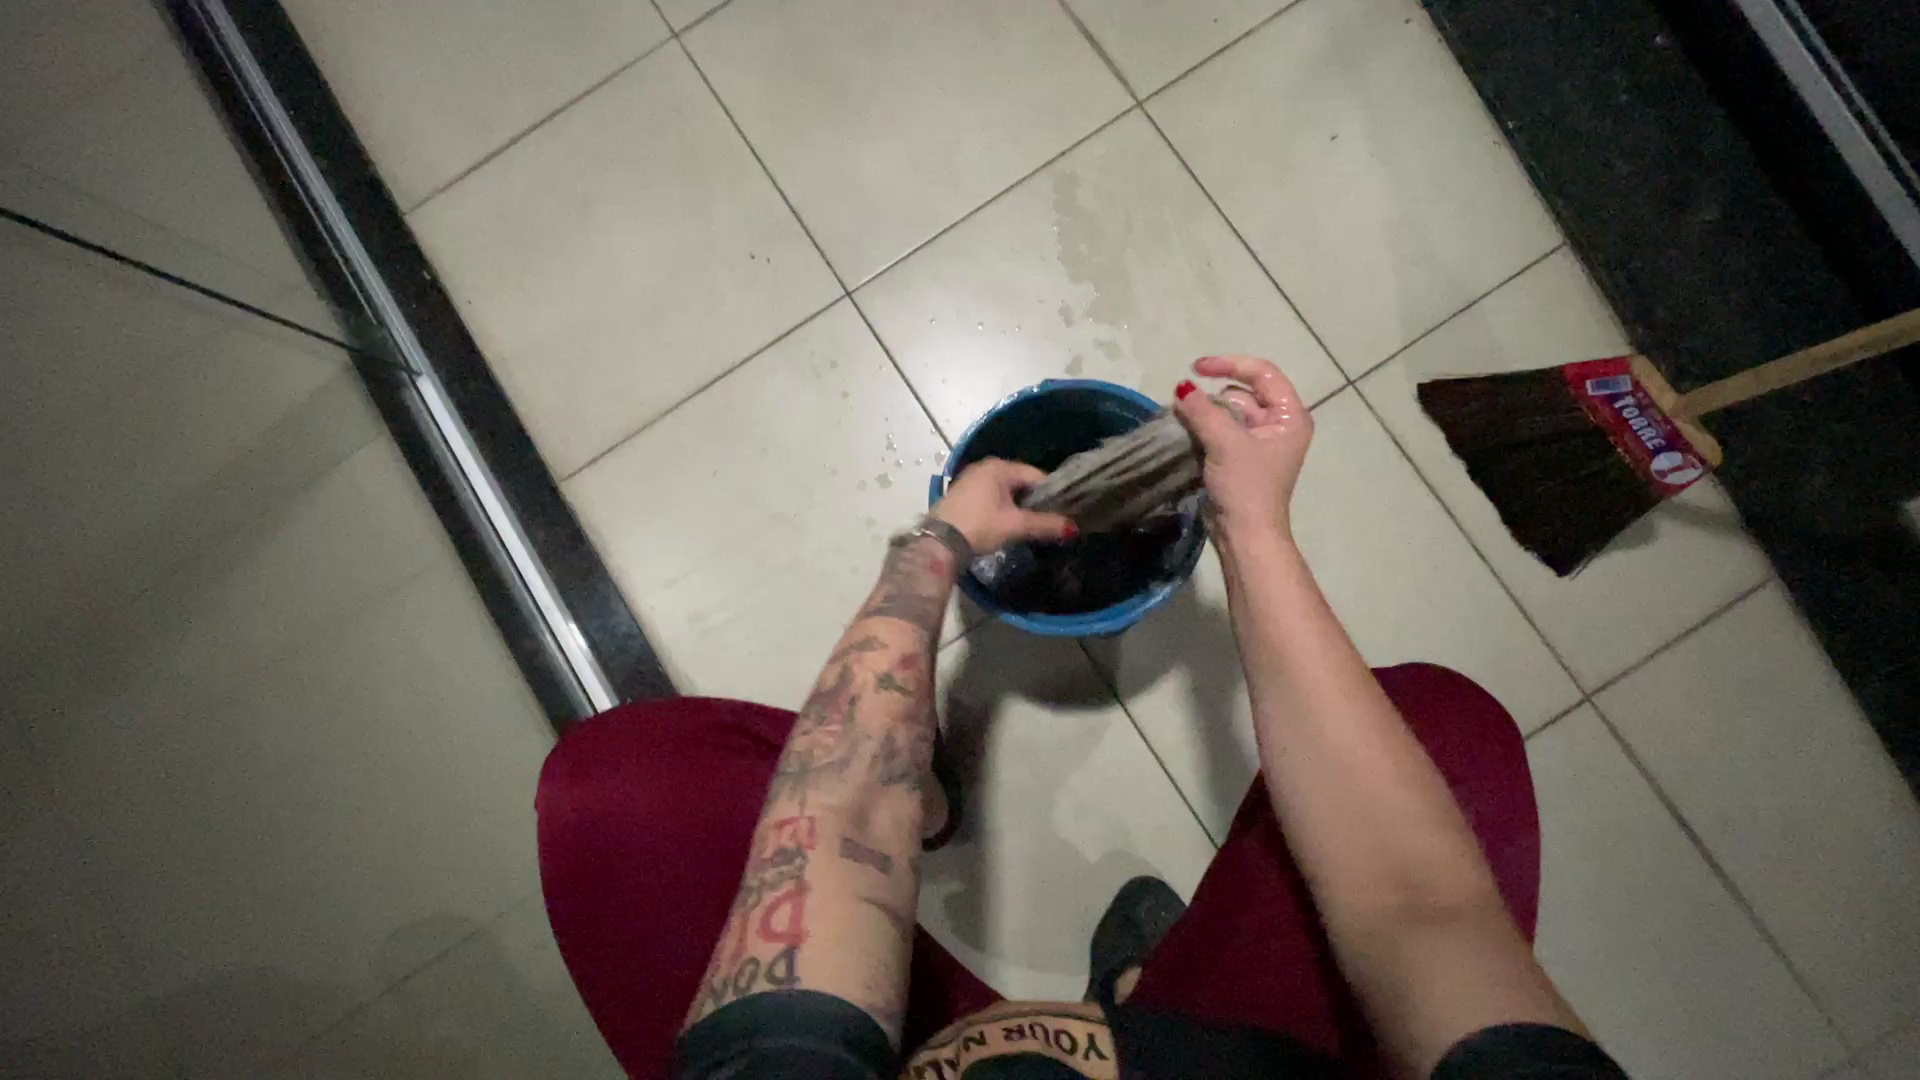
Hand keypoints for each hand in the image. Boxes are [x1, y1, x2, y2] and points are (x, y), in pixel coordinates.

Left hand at [932, 459, 1076, 552]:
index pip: (1035, 475)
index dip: (1052, 493)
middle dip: (1034, 500)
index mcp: (999, 467)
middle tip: (1049, 518)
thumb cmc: (979, 526)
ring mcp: (970, 480)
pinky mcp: (962, 495)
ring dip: (1017, 505)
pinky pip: (991, 496)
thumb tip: (1073, 528)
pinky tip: (1007, 523)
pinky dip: (1002, 507)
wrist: (938, 543)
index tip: (1063, 510)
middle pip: (1019, 482)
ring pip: (1004, 490)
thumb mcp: (1016, 525)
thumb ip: (1045, 524)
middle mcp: (984, 467)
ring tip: (1031, 523)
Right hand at [1174, 355, 1313, 537]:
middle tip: (1183, 405)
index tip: (1195, 368)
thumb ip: (1203, 410)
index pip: (1262, 373)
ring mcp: (1257, 442)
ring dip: (1203, 413)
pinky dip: (1202, 429)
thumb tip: (1181, 389)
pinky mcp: (1238, 458)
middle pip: (1241, 393)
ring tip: (1180, 421)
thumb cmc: (1246, 487)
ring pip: (1226, 412)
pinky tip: (1184, 433)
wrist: (1244, 534)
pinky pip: (1219, 431)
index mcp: (1289, 416)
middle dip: (1211, 396)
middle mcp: (1277, 424)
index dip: (1229, 365)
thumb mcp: (1225, 443)